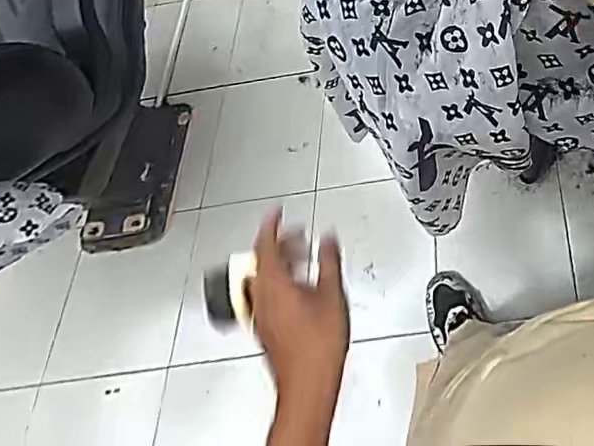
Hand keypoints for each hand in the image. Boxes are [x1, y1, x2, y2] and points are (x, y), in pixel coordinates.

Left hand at [252, 209, 349, 395]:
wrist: (308, 381)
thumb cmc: (318, 343)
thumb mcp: (332, 291)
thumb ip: (328, 260)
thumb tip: (327, 239)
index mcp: (273, 286)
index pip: (264, 247)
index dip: (270, 226)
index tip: (276, 212)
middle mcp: (261, 299)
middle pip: (263, 262)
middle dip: (280, 243)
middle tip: (295, 231)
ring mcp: (261, 315)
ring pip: (264, 278)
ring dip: (281, 261)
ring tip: (301, 252)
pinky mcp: (267, 326)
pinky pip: (268, 293)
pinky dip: (281, 278)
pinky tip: (300, 281)